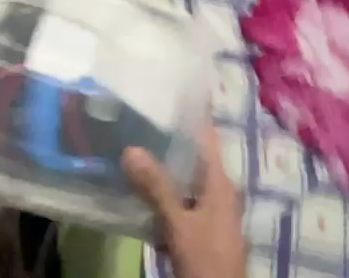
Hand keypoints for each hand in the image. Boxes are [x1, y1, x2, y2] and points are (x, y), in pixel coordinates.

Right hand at [124, 125, 246, 277]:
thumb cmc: (207, 260)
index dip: (189, 112)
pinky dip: (159, 187)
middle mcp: (217, 190)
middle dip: (165, 135)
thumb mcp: (179, 224)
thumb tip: (130, 147)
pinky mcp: (197, 226)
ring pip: (182, 175)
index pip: (206, 135)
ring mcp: (208, 210)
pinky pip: (177, 196)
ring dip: (159, 162)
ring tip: (128, 140)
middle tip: (133, 113)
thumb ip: (157, 187)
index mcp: (220, 182)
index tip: (163, 89)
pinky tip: (135, 183)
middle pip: (191, 154)